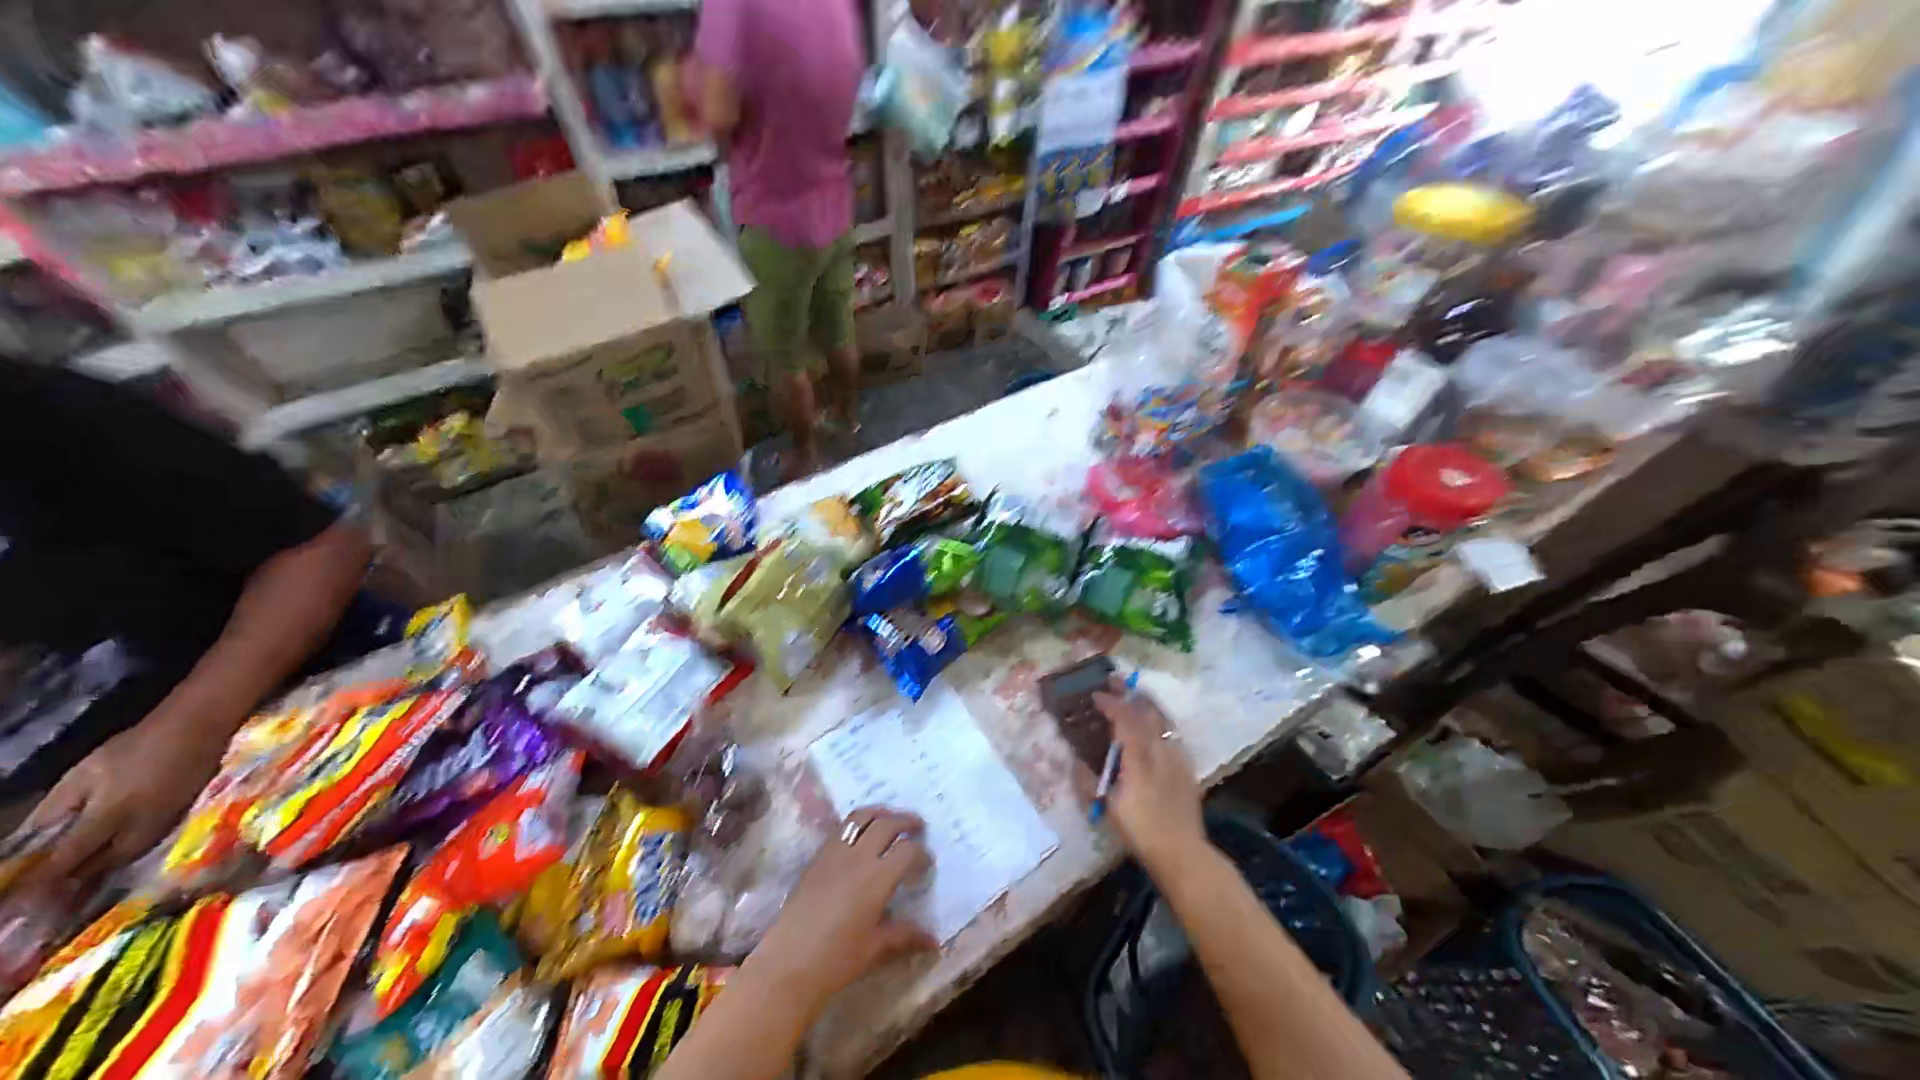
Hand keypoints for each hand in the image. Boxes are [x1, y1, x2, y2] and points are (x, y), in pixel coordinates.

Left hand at [16, 713, 223, 887]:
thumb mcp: (84, 772)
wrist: (197, 728)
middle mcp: (138, 824)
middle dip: (77, 875)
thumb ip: (57, 806)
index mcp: (109, 813)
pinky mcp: (180, 814)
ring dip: (104, 865)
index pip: (68, 857)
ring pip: (128, 855)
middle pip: (103, 863)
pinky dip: (126, 850)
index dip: (41, 879)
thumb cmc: (135, 746)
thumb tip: (32, 838)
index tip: (16, 900)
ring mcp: (164, 820)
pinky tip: (116, 846)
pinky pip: (147, 842)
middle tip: (51, 884)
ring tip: (84, 868)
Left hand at [744, 807, 937, 1006]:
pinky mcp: (817, 857)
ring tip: (890, 819)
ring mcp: (834, 853)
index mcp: (876, 878)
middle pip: (886, 823)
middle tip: (917, 826)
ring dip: (880, 813)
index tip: (926, 863)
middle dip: (905, 821)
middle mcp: (857, 857)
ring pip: (860, 817)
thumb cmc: (835, 959)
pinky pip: (841, 828)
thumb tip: (933, 940)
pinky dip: (857, 823)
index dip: (921, 853)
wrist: (787, 963)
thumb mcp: (874, 949)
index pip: (907, 851)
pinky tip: (860, 836)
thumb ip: (904, 936)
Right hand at [1092, 679, 1206, 873]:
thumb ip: (1090, 781)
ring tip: (1132, 693)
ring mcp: (1177, 756)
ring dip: (1145, 702)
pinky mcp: (1186, 766)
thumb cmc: (1141, 830)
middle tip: (1113, 680)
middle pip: (1147, 711)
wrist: (1183, 852)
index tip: (1095, 696)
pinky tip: (1152, 723)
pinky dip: (1158, 719)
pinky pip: (1171, 731)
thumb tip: (1075, 760)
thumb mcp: (1109, 807)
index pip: (1125, 718)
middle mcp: (1161, 749)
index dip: (1110, 703)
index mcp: (1139, 756)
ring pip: (1162, 718)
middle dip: (1130, 693)